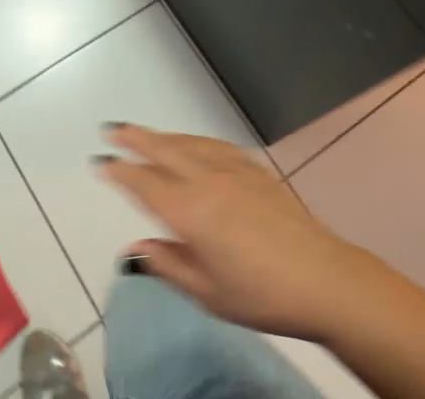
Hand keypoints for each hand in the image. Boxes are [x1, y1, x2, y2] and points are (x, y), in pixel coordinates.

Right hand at [95, 123, 378, 342]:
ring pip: (190, 143)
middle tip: (113, 128)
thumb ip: (167, 264)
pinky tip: (193, 143)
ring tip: (145, 134)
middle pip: (165, 151)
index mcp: (191, 212)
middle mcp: (209, 181)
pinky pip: (216, 146)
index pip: (146, 183)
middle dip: (136, 138)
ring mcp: (236, 172)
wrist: (324, 279)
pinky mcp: (257, 172)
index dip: (121, 171)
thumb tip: (133, 249)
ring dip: (164, 136)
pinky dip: (194, 140)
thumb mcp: (207, 292)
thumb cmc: (260, 295)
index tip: (100, 161)